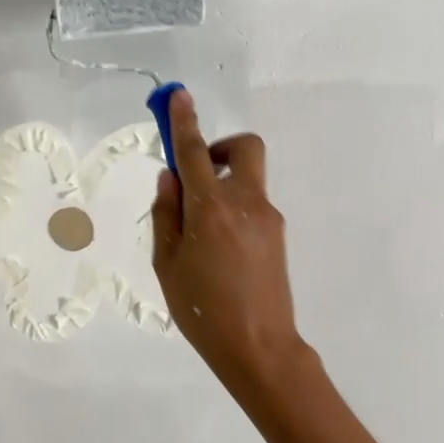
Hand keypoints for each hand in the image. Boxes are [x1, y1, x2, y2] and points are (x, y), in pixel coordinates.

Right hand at [150, 90, 309, 391]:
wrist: (259, 347)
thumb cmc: (201, 309)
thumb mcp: (167, 263)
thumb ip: (166, 214)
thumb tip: (170, 178)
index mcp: (211, 208)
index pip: (195, 151)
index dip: (183, 121)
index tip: (178, 95)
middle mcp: (246, 203)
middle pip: (245, 149)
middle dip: (222, 147)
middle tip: (197, 174)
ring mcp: (268, 218)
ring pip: (246, 180)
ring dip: (222, 185)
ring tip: (197, 232)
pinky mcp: (277, 236)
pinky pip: (250, 206)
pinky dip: (230, 209)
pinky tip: (215, 250)